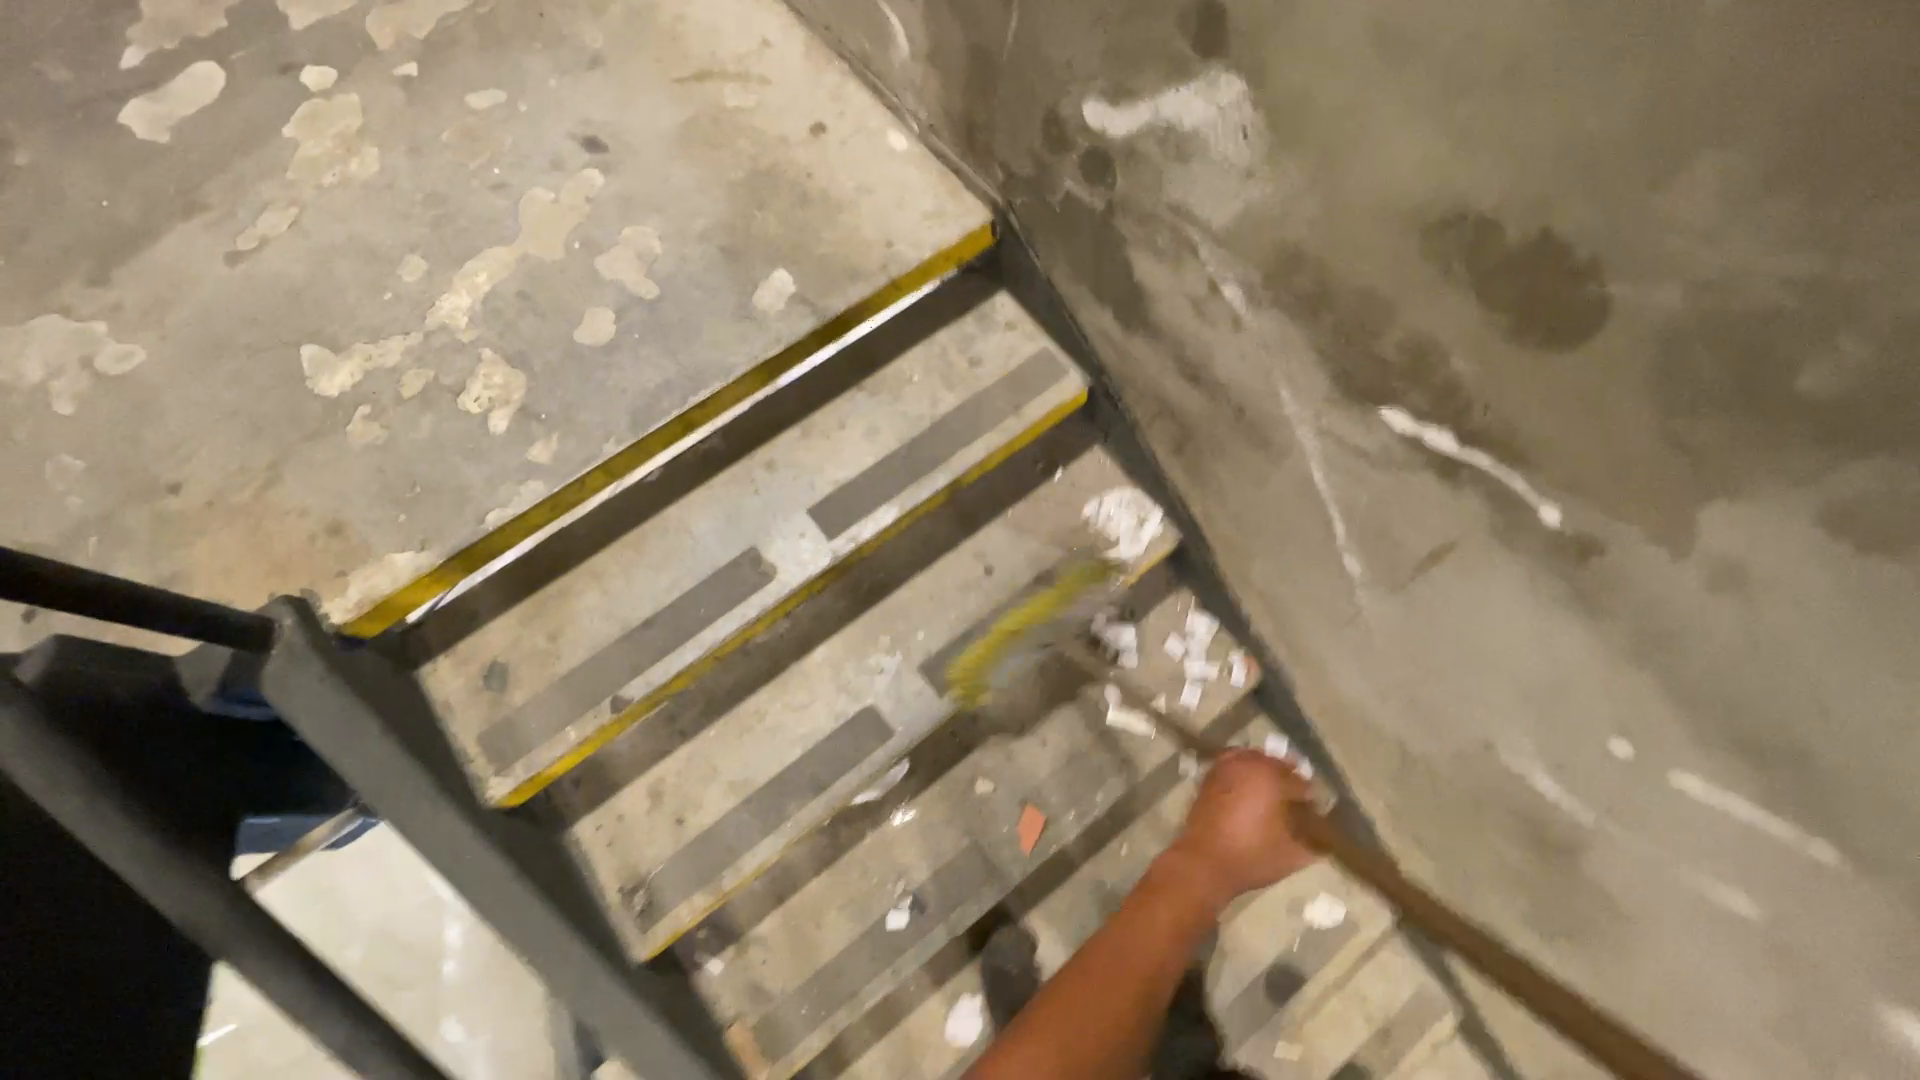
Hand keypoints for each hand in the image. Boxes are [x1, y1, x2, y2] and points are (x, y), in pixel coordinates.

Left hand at [1168, 748, 1319, 909]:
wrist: (1203, 861)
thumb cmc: (1251, 856)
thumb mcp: (1292, 855)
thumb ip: (1315, 843)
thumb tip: (1327, 837)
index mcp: (1272, 777)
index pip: (1302, 783)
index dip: (1313, 798)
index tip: (1318, 811)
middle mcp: (1248, 764)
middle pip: (1278, 764)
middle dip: (1291, 779)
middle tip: (1298, 799)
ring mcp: (1225, 767)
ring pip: (1254, 759)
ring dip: (1267, 770)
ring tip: (1275, 791)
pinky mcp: (1209, 776)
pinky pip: (1233, 763)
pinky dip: (1244, 770)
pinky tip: (1250, 788)